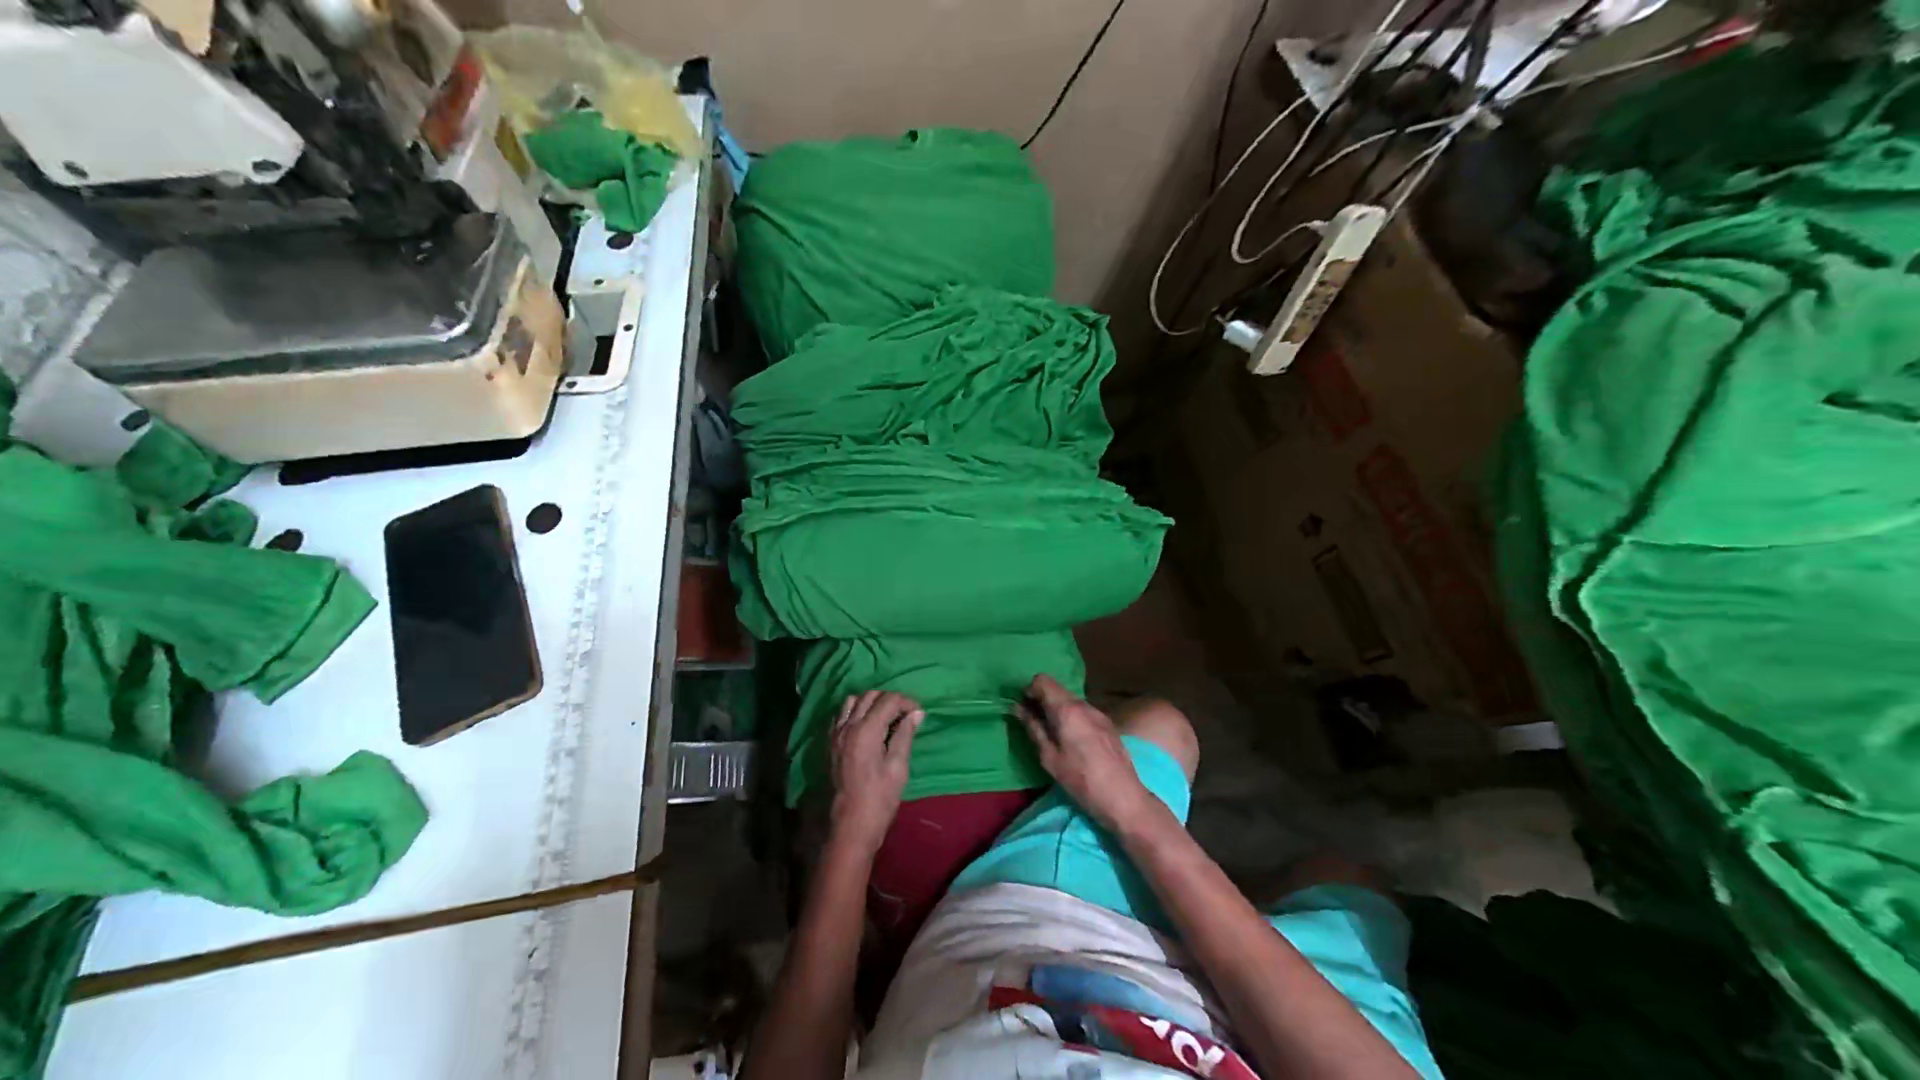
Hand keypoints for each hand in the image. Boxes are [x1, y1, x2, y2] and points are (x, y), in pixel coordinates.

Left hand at [827, 690, 923, 856]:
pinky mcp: (831, 743)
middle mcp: (848, 726)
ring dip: (872, 703)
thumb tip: (917, 713)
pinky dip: (857, 712)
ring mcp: (836, 734)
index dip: (907, 702)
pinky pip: (843, 715)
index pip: (888, 700)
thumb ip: (905, 735)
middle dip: (890, 699)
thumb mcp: (898, 767)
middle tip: (906, 714)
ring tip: (887, 718)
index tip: (919, 713)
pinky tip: (869, 727)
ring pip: (854, 701)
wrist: (851, 825)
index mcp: (866, 731)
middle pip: (870, 695)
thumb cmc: (880, 799)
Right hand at [1018, 674, 1164, 834]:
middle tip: (1034, 724)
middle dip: (1042, 701)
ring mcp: (1099, 713)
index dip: (1029, 691)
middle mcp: (1084, 704)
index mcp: (1067, 709)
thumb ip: (1033, 728)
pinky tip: (1073, 741)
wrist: (1123, 797)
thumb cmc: (1080, 780)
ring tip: (1053, 735)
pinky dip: (1072, 718)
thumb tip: (1017, 708)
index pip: (1042, 680)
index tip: (1024, 710)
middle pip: (1057, 689)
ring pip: (1071, 701)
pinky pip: (1083, 712)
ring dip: (1057, 710)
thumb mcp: (1049, 757)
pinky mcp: (1108, 724)